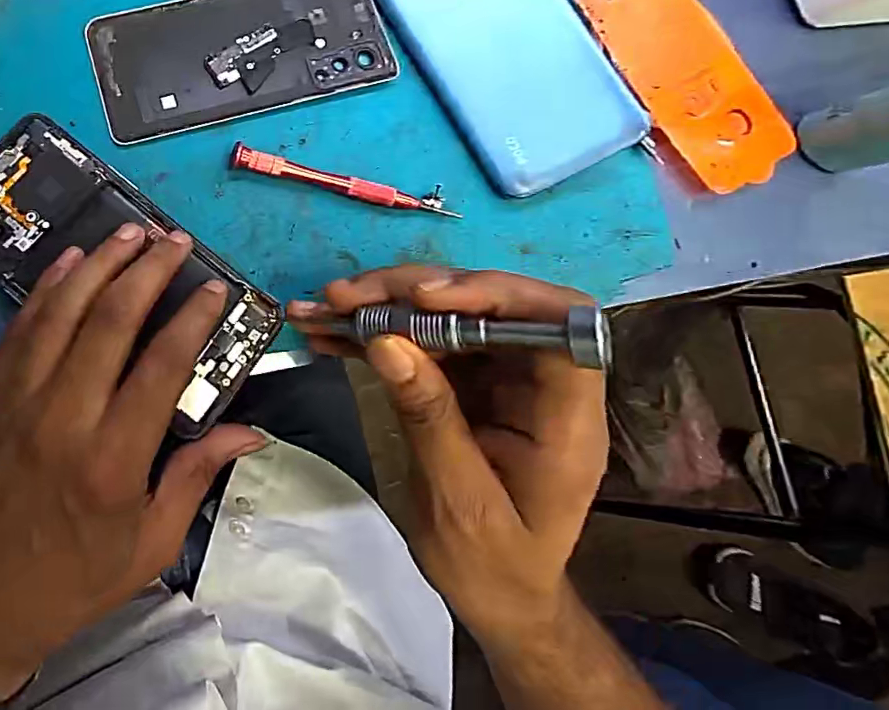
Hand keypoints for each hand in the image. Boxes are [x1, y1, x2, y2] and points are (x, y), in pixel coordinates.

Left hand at [0, 224, 266, 703]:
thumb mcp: (151, 543)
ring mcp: (18, 401)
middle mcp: (63, 419)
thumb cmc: (76, 578)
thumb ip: (197, 477)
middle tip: (174, 241)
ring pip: (61, 311)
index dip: (193, 317)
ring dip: (99, 263)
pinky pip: (21, 328)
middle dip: (148, 270)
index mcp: (112, 460)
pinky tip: (72, 260)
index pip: (162, 365)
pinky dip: (48, 287)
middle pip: (111, 321)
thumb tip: (251, 432)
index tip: (215, 288)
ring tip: (131, 232)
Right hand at [292, 266, 608, 645]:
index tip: (426, 299)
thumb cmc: (496, 568)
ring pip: (443, 311)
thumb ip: (430, 418)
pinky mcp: (459, 376)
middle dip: (412, 291)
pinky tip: (326, 330)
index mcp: (564, 414)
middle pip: (486, 303)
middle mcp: (533, 378)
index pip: (556, 323)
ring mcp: (494, 373)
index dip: (496, 295)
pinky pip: (416, 338)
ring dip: (381, 303)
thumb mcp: (461, 504)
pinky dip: (370, 330)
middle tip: (346, 297)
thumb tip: (388, 341)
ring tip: (324, 305)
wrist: (497, 596)